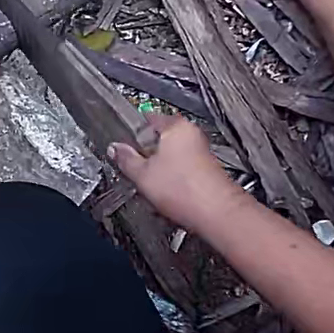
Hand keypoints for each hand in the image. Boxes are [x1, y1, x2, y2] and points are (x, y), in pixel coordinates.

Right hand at [107, 114, 249, 231]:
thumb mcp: (142, 174)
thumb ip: (126, 158)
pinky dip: (172, 180)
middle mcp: (191, 135)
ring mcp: (200, 152)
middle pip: (158, 140)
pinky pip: (181, 171)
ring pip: (169, 157)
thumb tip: (115, 148)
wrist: (218, 215)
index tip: (123, 145)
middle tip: (136, 171)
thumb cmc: (185, 190)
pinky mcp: (206, 171)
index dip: (132, 133)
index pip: (148, 118)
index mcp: (176, 127)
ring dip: (158, 171)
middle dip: (146, 156)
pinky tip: (168, 195)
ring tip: (152, 187)